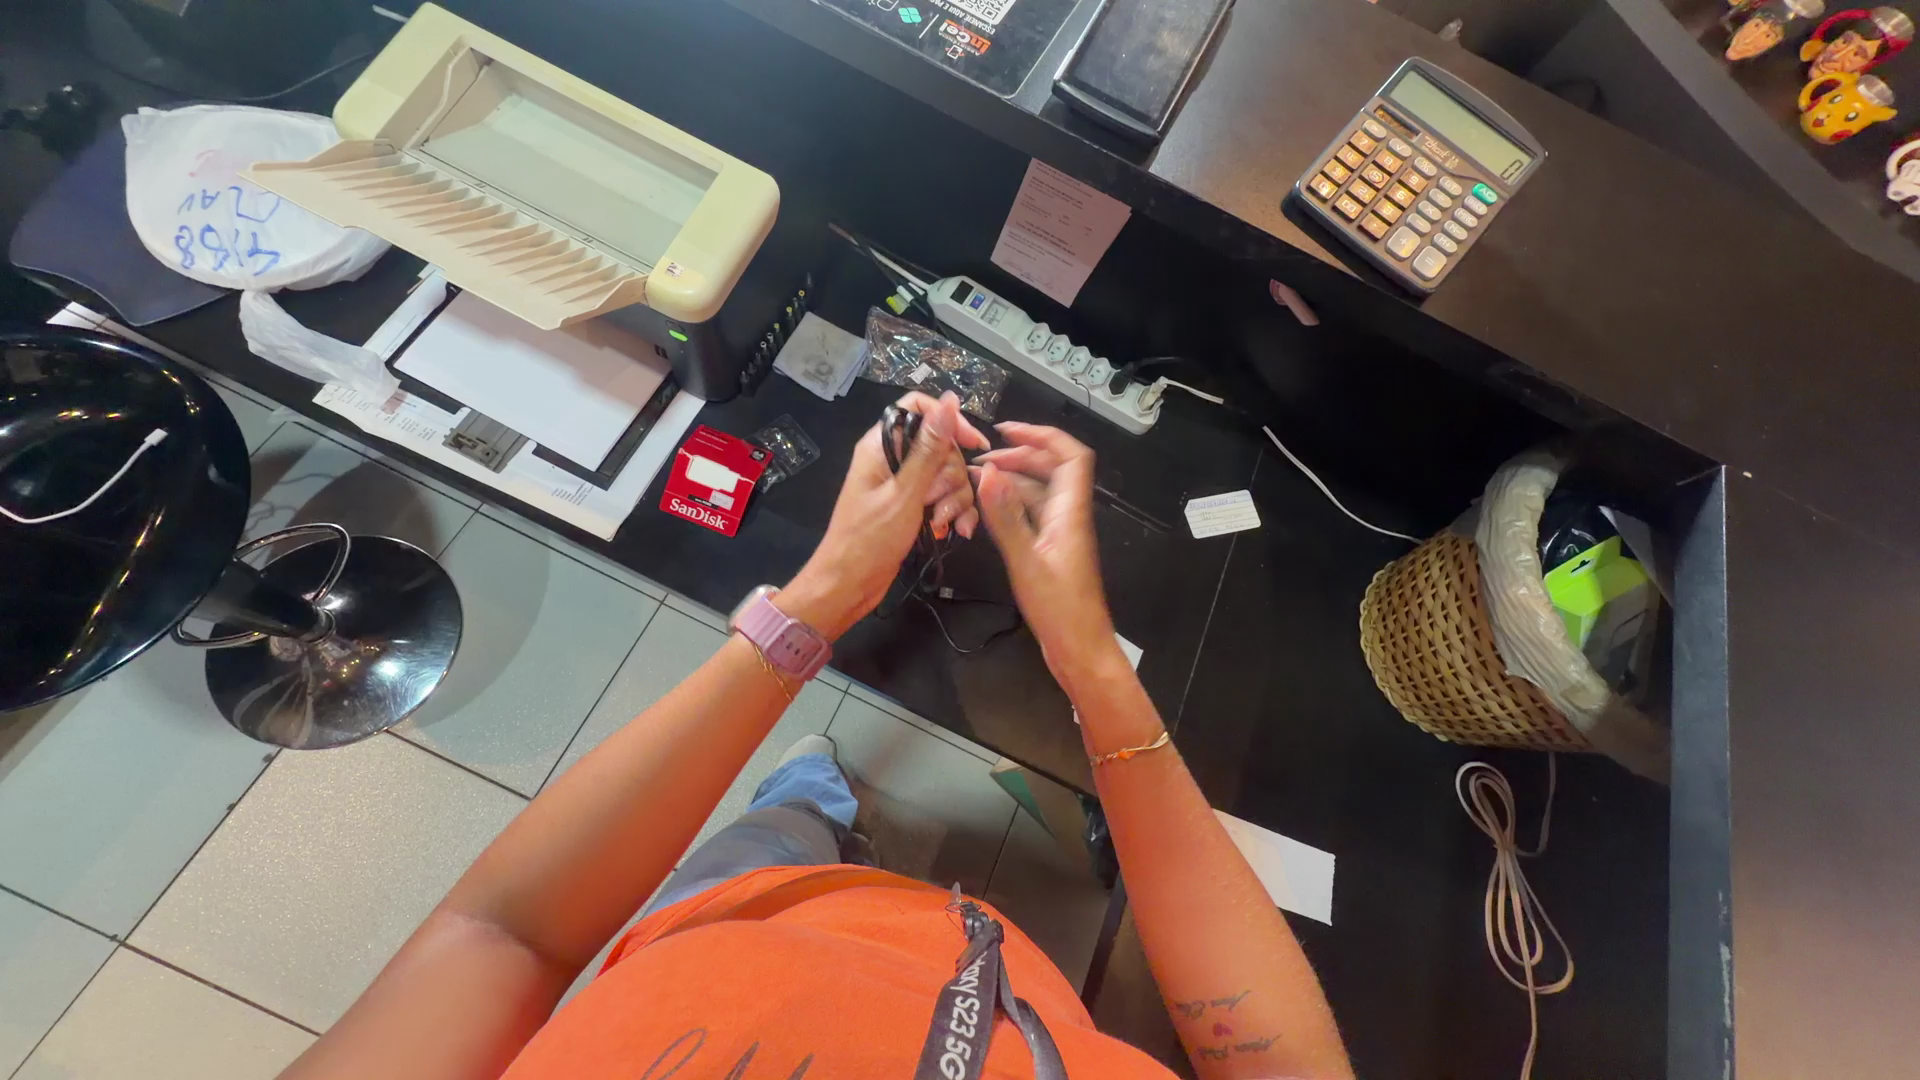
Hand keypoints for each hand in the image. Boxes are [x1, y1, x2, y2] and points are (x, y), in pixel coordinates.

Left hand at [781, 391, 986, 639]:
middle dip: (951, 476)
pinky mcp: (914, 507)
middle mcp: (894, 459)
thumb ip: (929, 448)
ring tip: (944, 523)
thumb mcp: (904, 493)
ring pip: (948, 475)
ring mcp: (905, 484)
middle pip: (942, 446)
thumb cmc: (869, 540)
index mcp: (881, 445)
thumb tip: (949, 401)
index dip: (949, 420)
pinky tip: (956, 531)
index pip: (919, 408)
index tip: (974, 444)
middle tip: (938, 502)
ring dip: (955, 499)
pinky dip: (954, 512)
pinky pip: (945, 498)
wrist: (850, 585)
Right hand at [972, 423, 1126, 683]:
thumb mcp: (1026, 560)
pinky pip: (1032, 514)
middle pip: (1052, 469)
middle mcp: (1069, 516)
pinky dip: (1012, 504)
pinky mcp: (1051, 550)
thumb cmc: (1060, 609)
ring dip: (1013, 480)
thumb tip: (988, 473)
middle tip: (981, 461)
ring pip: (1040, 492)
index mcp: (1071, 511)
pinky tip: (988, 508)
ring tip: (978, 480)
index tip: (1006, 430)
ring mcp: (1060, 533)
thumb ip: (1005, 516)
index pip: (1070, 455)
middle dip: (1019, 456)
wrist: (1079, 649)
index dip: (1042, 435)